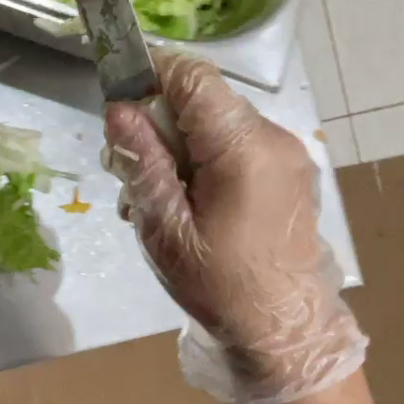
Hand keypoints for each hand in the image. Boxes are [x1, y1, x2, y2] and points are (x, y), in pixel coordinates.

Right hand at [104, 49, 366, 403]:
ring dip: (174, 147)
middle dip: (155, 123)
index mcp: (243, 148)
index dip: (150, 74)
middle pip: (201, 101)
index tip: (115, 102)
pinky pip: (232, 146)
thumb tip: (118, 108)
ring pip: (214, 124)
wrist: (284, 329)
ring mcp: (286, 154)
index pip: (194, 77)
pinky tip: (183, 203)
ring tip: (152, 199)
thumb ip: (142, 162)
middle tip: (126, 174)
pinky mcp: (287, 171)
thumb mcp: (164, 227)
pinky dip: (198, 162)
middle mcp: (273, 138)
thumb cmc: (217, 283)